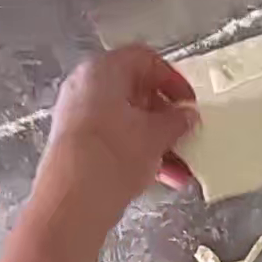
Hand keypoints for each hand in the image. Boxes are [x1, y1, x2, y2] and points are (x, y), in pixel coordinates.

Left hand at [39, 46, 198, 226]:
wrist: (73, 200)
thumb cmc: (111, 156)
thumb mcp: (156, 135)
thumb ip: (176, 121)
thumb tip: (186, 116)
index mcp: (102, 71)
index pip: (145, 61)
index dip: (173, 80)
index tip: (188, 102)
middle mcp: (86, 89)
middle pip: (135, 94)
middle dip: (165, 118)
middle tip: (184, 134)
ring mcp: (79, 120)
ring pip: (127, 123)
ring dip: (157, 143)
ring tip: (179, 166)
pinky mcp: (78, 148)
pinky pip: (116, 143)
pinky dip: (138, 155)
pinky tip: (162, 177)